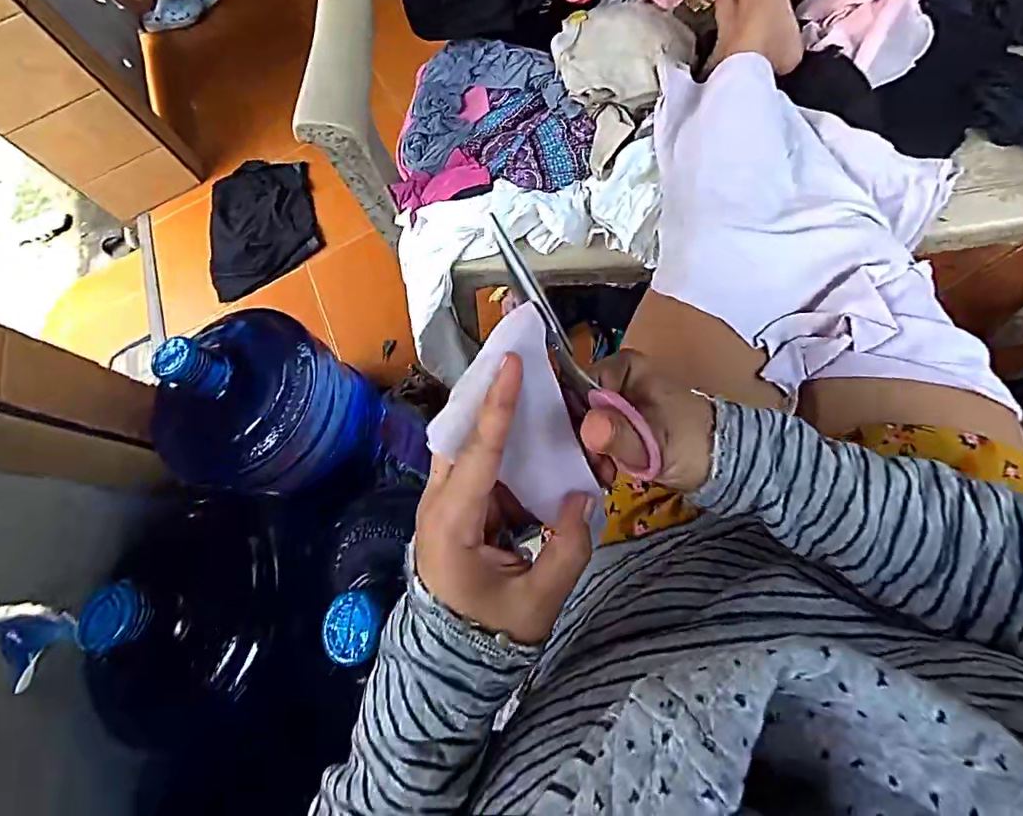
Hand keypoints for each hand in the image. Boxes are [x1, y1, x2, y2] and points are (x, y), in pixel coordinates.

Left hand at [415, 353, 596, 645]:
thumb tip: (582, 498)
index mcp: (452, 524)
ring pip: (467, 444)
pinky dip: (502, 442)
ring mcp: (445, 503)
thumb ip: (568, 547)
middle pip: (461, 435)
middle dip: (487, 394)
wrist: (449, 666)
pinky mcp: (457, 507)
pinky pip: (480, 463)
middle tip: (517, 357)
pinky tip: (529, 427)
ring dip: (494, 413)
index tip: (511, 363)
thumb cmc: (490, 635)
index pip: (479, 454)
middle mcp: (440, 503)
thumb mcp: (538, 601)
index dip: (498, 406)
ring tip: (525, 380)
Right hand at [578, 351, 716, 492]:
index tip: (582, 445)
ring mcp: (620, 398)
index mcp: (626, 367)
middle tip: (595, 466)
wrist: (722, 462)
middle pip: (579, 403)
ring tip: (604, 473)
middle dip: (582, 437)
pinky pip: (598, 432)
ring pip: (586, 421)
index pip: (578, 384)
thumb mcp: (656, 443)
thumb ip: (621, 436)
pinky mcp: (623, 420)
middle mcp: (618, 377)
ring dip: (590, 449)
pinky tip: (608, 471)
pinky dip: (600, 452)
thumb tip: (590, 426)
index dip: (574, 416)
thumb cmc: (692, 445)